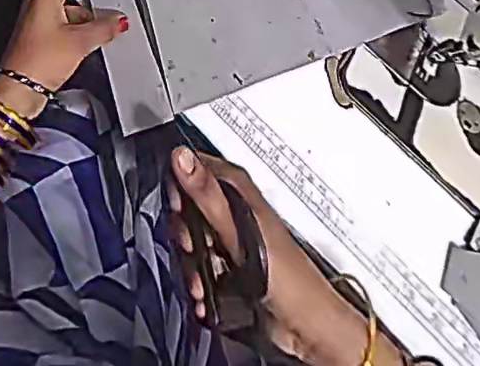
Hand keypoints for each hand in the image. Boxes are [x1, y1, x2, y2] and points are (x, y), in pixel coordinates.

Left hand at [0, 0, 125, 96]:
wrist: (19, 88)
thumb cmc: (38, 62)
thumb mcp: (80, 41)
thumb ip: (103, 28)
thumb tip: (117, 21)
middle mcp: (39, 0)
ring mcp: (38, 15)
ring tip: (100, 2)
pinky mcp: (40, 30)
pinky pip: (63, 13)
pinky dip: (77, 15)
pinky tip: (90, 26)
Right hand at [169, 148, 396, 365]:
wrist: (302, 323)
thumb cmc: (285, 274)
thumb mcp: (237, 228)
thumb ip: (207, 191)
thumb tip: (181, 156)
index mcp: (236, 187)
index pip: (193, 166)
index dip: (178, 185)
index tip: (177, 208)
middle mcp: (233, 207)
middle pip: (188, 205)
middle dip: (184, 231)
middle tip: (191, 245)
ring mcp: (230, 235)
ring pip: (191, 237)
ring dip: (190, 261)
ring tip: (201, 276)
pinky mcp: (228, 262)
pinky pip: (199, 262)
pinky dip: (197, 277)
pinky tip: (204, 290)